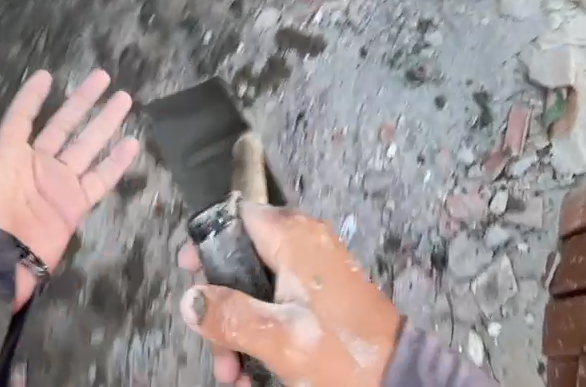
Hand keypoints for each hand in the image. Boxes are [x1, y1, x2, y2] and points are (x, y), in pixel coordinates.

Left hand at [0, 69, 140, 308]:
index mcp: (9, 156)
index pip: (22, 119)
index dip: (31, 98)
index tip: (46, 76)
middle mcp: (37, 165)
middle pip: (64, 125)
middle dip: (83, 100)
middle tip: (102, 76)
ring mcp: (58, 184)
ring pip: (87, 144)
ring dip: (106, 122)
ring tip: (124, 98)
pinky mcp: (74, 205)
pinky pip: (100, 179)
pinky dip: (116, 163)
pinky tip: (132, 143)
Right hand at [177, 202, 400, 386]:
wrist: (396, 377)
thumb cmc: (339, 350)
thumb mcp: (280, 338)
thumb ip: (232, 317)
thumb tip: (189, 299)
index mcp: (293, 236)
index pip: (238, 215)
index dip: (209, 240)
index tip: (189, 273)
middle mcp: (302, 240)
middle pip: (242, 257)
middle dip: (223, 307)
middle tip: (219, 354)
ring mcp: (313, 265)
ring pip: (258, 286)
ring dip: (240, 329)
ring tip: (235, 376)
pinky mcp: (320, 290)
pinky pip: (278, 300)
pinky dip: (263, 330)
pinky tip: (255, 372)